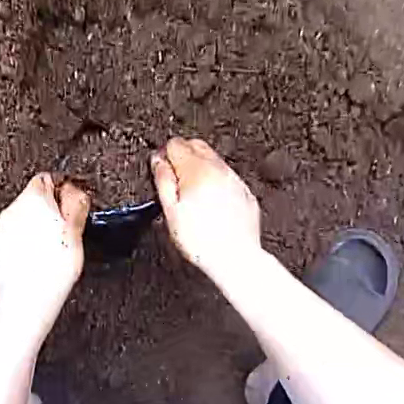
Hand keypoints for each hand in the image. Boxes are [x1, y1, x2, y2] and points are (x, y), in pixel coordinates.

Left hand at [0, 173, 89, 322]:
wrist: (30, 298)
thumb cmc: (54, 269)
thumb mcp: (76, 233)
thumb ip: (76, 205)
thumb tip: (76, 192)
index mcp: (33, 200)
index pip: (46, 179)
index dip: (61, 191)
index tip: (69, 205)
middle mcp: (12, 211)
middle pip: (32, 200)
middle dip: (47, 212)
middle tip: (62, 233)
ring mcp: (2, 231)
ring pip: (21, 220)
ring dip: (35, 229)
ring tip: (50, 250)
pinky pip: (12, 240)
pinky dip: (23, 245)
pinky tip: (36, 260)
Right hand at [151, 137, 264, 279]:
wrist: (235, 258)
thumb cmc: (202, 241)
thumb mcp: (171, 211)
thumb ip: (163, 180)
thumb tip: (158, 161)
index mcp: (197, 170)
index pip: (175, 144)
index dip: (164, 156)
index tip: (161, 170)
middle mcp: (219, 169)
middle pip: (196, 146)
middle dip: (182, 157)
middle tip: (175, 182)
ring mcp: (235, 180)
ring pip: (213, 161)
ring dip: (200, 170)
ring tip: (193, 197)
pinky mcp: (245, 193)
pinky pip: (227, 178)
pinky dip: (216, 184)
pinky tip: (211, 205)